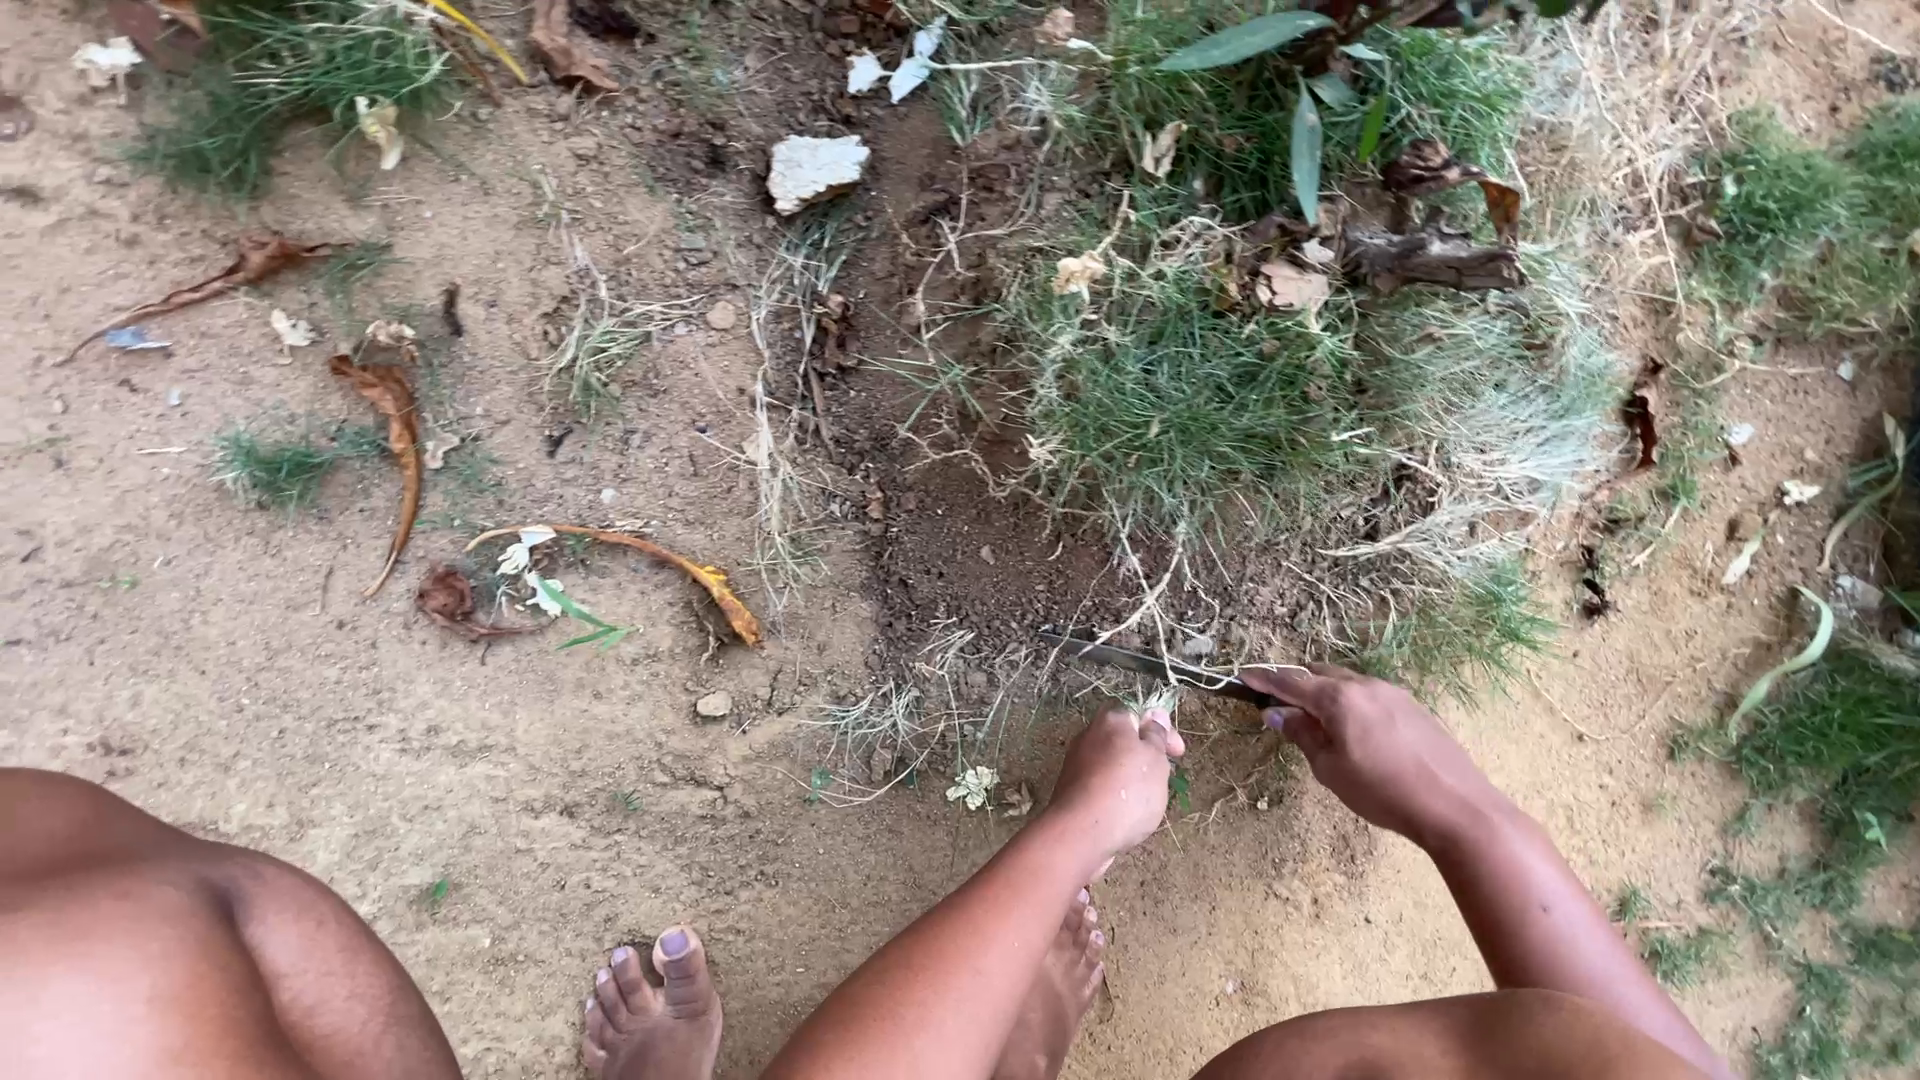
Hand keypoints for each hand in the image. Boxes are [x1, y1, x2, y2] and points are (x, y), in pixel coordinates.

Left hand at [1044, 706, 1185, 864]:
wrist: (1081, 832)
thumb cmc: (1127, 790)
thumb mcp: (1155, 758)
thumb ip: (1156, 735)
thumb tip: (1155, 716)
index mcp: (1110, 720)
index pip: (1138, 712)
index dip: (1162, 729)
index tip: (1178, 752)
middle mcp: (1088, 736)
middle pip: (1124, 739)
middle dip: (1147, 756)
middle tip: (1163, 777)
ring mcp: (1076, 764)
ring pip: (1113, 764)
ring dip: (1132, 777)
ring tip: (1147, 801)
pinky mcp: (1072, 791)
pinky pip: (1101, 785)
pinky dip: (1116, 795)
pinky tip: (1126, 814)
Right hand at [1239, 664, 1506, 846]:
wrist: (1459, 808)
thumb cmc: (1383, 791)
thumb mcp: (1330, 769)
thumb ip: (1302, 735)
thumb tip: (1278, 713)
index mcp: (1339, 698)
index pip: (1290, 680)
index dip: (1264, 677)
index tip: (1243, 675)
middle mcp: (1365, 685)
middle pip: (1320, 674)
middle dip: (1297, 684)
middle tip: (1281, 705)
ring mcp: (1394, 694)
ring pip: (1347, 683)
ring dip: (1326, 694)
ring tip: (1320, 724)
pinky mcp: (1414, 708)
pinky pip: (1370, 695)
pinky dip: (1351, 704)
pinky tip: (1356, 733)